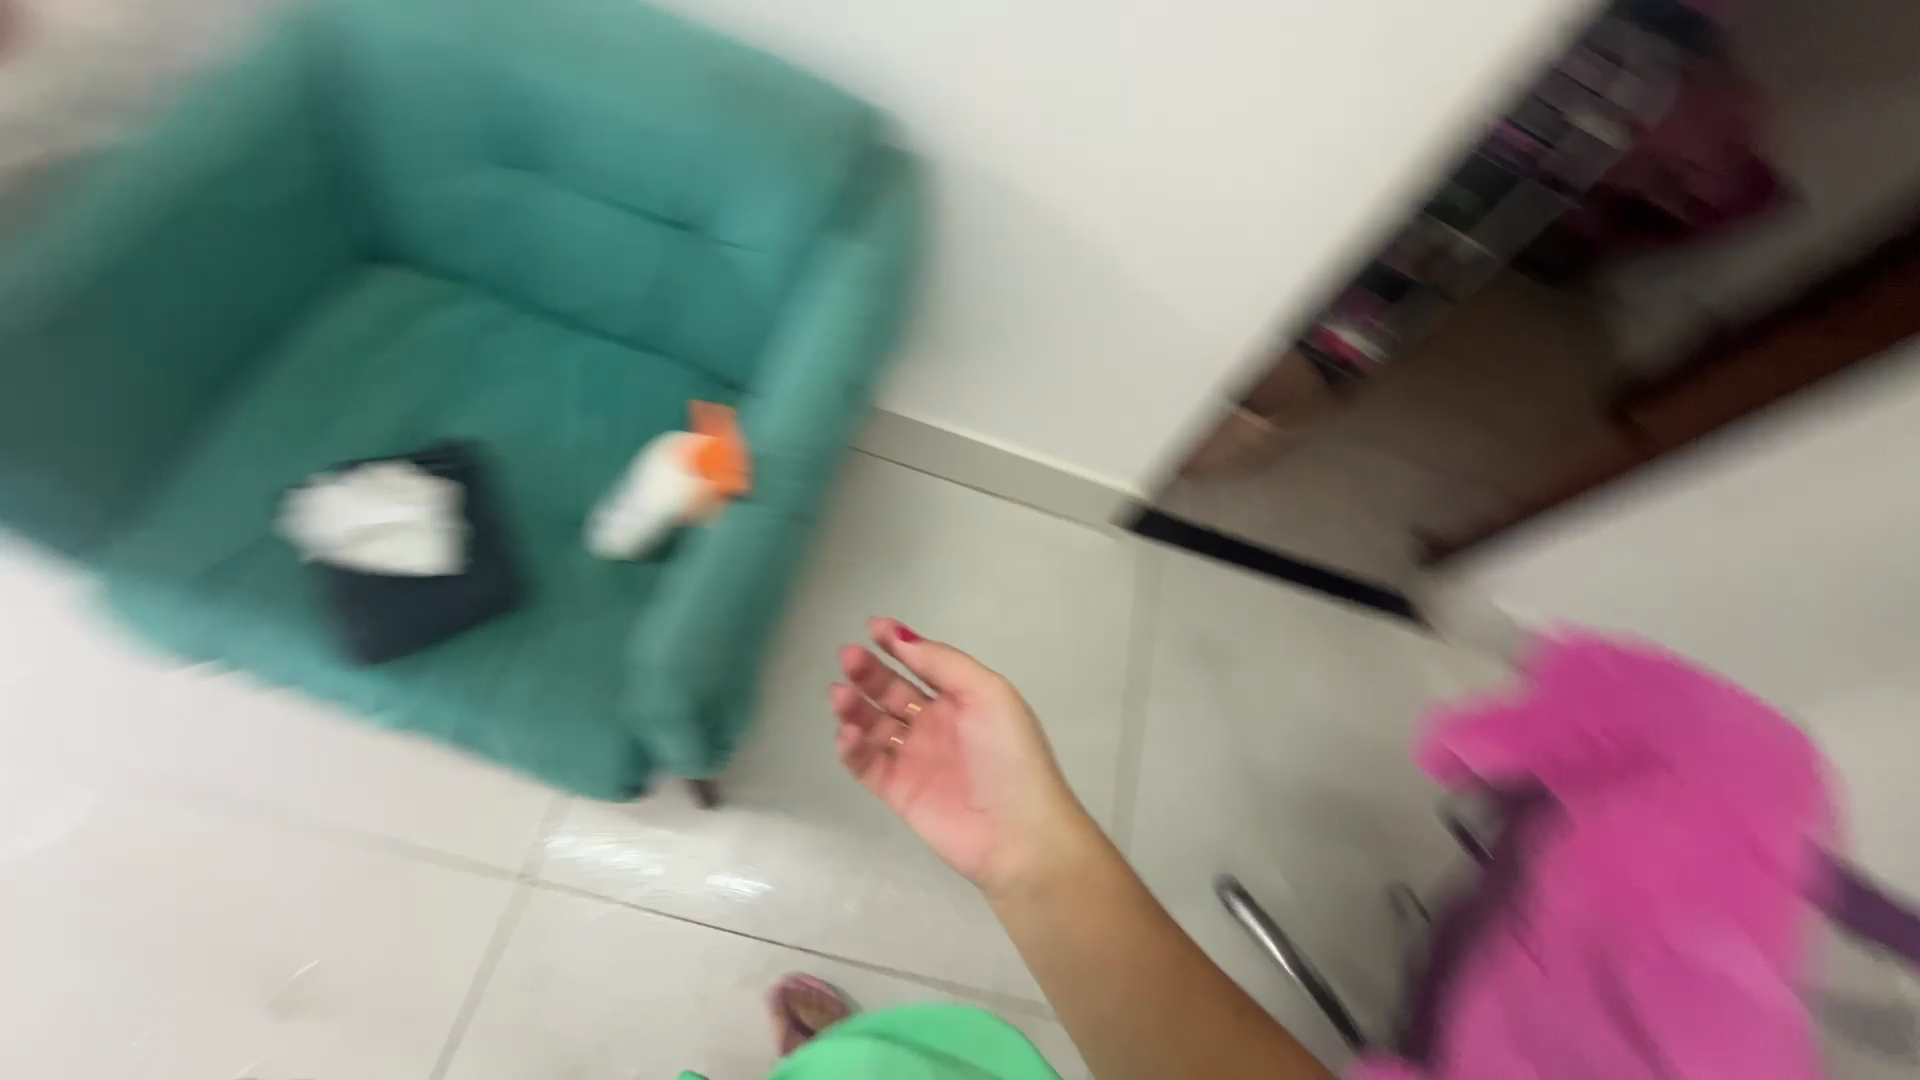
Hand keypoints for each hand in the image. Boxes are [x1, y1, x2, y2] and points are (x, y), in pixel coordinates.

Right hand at [829, 618, 1093, 895]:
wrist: (1018, 834)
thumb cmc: (1009, 756)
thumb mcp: (987, 694)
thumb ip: (943, 663)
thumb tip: (902, 637)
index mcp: (963, 698)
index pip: (924, 663)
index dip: (898, 644)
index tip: (872, 627)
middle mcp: (937, 723)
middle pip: (893, 690)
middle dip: (870, 672)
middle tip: (848, 657)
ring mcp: (916, 758)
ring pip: (874, 725)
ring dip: (855, 707)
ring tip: (840, 695)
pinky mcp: (898, 792)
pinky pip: (867, 764)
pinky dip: (852, 748)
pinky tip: (847, 734)